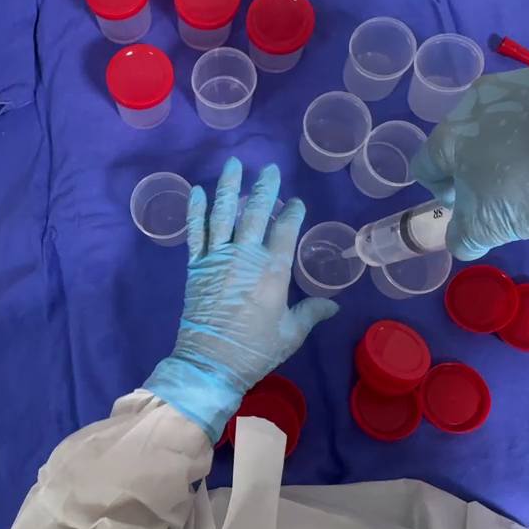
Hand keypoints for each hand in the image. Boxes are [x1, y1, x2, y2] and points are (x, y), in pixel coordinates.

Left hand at [144, 158, 337, 439]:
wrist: (210, 363)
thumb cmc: (255, 349)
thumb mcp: (291, 334)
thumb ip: (311, 313)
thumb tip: (333, 304)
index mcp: (273, 270)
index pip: (285, 230)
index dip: (291, 214)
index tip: (296, 203)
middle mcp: (245, 256)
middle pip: (255, 214)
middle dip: (264, 189)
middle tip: (269, 169)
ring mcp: (217, 258)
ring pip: (223, 214)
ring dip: (228, 188)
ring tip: (233, 165)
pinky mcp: (195, 267)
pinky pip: (196, 232)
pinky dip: (195, 211)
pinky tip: (196, 191)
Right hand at [409, 68, 528, 258]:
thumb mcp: (490, 228)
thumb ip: (462, 236)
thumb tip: (461, 238)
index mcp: (449, 134)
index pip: (426, 168)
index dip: (444, 194)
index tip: (470, 209)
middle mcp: (476, 99)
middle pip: (462, 143)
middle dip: (475, 169)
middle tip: (506, 194)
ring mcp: (521, 83)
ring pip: (499, 125)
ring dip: (508, 148)